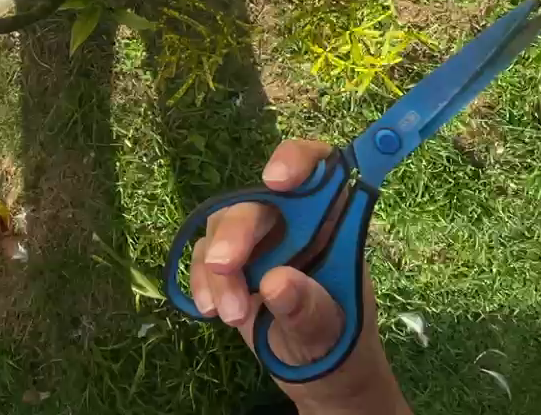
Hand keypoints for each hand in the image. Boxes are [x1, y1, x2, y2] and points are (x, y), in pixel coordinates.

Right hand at [189, 139, 409, 414]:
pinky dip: (200, 278)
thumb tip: (276, 282)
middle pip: (259, 201)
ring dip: (218, 266)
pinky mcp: (230, 261)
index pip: (319, 169)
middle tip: (224, 267)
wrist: (318, 379)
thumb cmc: (340, 348)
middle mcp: (292, 221)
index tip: (276, 181)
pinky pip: (204, 254)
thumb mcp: (333, 336)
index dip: (297, 161)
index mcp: (331, 224)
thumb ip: (309, 310)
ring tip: (230, 315)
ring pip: (225, 224)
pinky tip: (207, 309)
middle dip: (237, 230)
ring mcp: (258, 239)